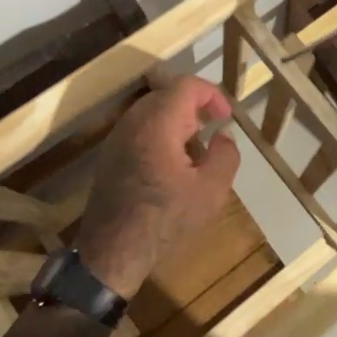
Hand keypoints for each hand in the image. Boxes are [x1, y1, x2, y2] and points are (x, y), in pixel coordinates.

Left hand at [73, 76, 240, 297]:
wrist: (113, 251)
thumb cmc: (165, 219)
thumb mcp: (211, 190)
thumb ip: (225, 154)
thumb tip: (223, 135)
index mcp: (158, 123)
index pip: (187, 85)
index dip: (212, 94)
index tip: (225, 118)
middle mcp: (133, 121)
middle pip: (168, 95)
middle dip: (195, 109)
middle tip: (211, 135)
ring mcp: (117, 137)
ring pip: (153, 112)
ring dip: (178, 124)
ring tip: (194, 155)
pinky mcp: (110, 154)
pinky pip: (141, 130)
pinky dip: (161, 136)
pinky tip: (170, 168)